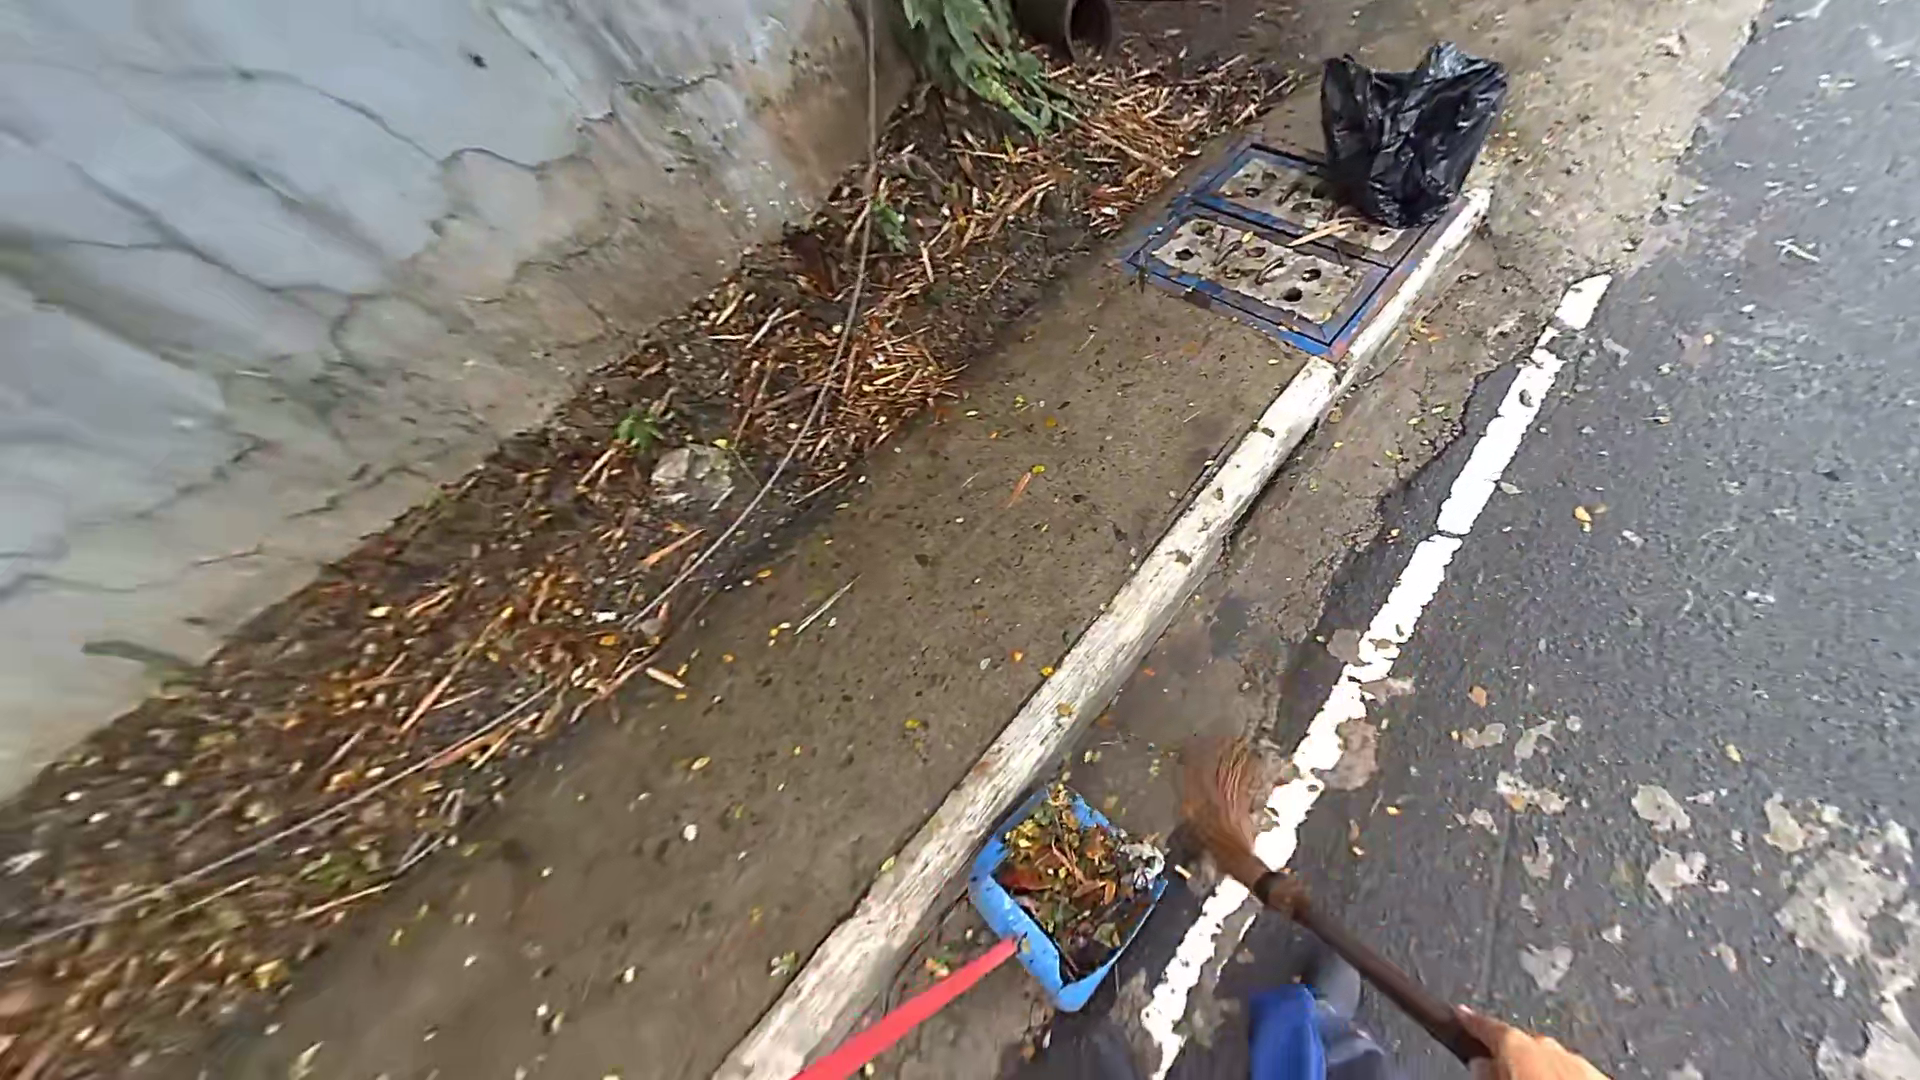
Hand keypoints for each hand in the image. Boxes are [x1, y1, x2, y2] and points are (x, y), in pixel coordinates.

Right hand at [1457, 1007, 1611, 1079]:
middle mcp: (1548, 1044)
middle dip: (1512, 1055)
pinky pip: (1578, 1075)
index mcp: (1514, 1040)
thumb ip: (1483, 1071)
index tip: (1459, 1014)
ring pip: (1553, 1060)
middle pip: (1520, 1042)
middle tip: (1504, 1073)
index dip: (1466, 1019)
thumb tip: (1479, 1063)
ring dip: (1543, 1070)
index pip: (1481, 1022)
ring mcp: (1582, 1064)